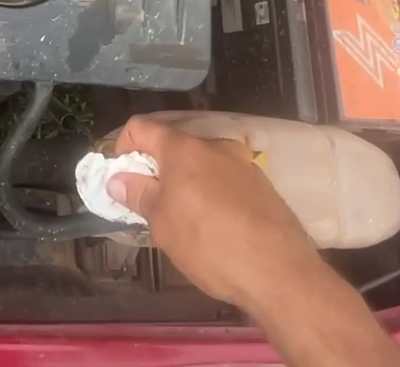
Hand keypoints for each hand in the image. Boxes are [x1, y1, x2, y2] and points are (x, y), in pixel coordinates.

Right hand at [108, 116, 399, 366]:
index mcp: (183, 148)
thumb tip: (118, 179)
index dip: (123, 145)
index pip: (141, 126)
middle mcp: (213, 146)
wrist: (281, 273)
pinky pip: (227, 180)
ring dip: (188, 181)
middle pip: (174, 145)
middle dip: (158, 168)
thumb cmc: (209, 244)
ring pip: (203, 163)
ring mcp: (243, 164)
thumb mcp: (162, 224)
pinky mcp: (264, 186)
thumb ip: (139, 195)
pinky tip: (218, 226)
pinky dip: (214, 193)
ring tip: (185, 217)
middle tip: (151, 200)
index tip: (122, 175)